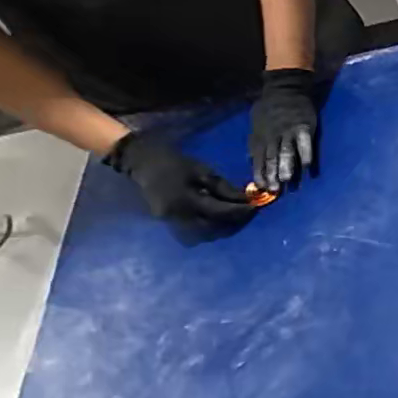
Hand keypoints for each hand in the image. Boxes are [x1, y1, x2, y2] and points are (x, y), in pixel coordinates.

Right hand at [106, 131, 255, 227]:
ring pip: (205, 236)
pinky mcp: (169, 225)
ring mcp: (172, 223)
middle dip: (235, 223)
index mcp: (186, 200)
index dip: (240, 212)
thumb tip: (245, 199)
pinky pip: (195, 234)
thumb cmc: (173, 162)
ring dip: (224, 229)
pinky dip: (210, 230)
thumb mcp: (201, 170)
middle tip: (249, 213)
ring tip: (236, 217)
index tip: (256, 207)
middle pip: (215, 230)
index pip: (221, 213)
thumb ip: (224, 188)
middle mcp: (179, 217)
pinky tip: (218, 220)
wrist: (141, 162)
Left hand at [248, 68, 316, 191]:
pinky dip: (305, 155)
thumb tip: (249, 158)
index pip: (258, 158)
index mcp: (261, 136)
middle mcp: (273, 136)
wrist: (286, 87)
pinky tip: (306, 167)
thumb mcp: (256, 122)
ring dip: (286, 166)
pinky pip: (305, 144)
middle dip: (272, 174)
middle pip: (272, 158)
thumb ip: (254, 141)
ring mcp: (289, 132)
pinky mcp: (304, 127)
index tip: (262, 187)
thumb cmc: (270, 107)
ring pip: (286, 152)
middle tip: (275, 189)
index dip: (260, 173)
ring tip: (286, 180)